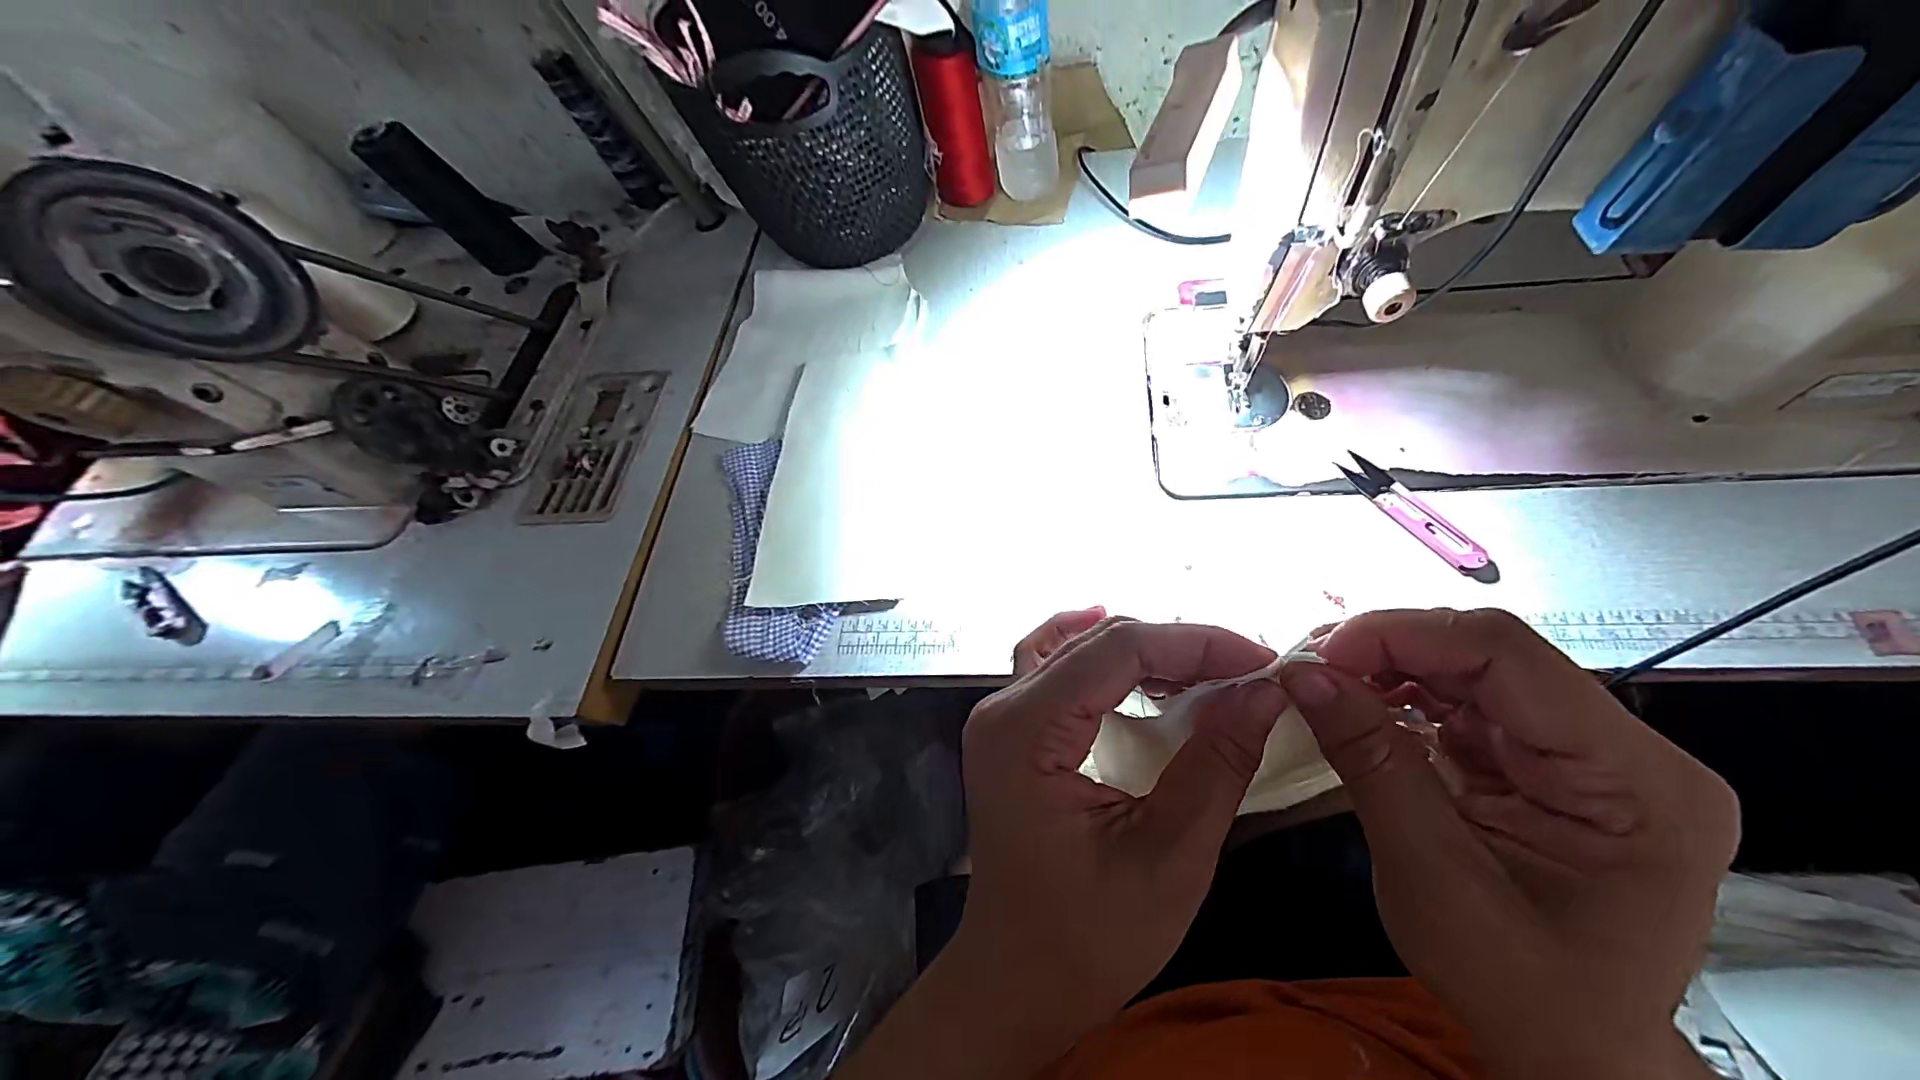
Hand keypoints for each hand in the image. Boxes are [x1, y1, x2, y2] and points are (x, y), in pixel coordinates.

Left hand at [839, 611, 1289, 1079]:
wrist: (1017, 978)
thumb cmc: (1087, 937)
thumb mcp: (1168, 858)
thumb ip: (1216, 766)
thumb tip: (1266, 693)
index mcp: (1025, 730)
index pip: (1118, 649)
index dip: (1196, 643)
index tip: (1264, 662)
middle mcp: (1003, 707)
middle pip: (1099, 642)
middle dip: (1180, 647)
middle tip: (1252, 671)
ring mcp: (1002, 716)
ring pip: (1081, 649)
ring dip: (1150, 652)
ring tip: (1216, 671)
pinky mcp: (1015, 732)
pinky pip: (1060, 669)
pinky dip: (1107, 659)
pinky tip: (1141, 659)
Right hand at [1277, 609, 1737, 1079]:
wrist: (1567, 1047)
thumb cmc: (1519, 988)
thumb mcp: (1431, 877)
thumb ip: (1371, 762)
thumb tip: (1302, 675)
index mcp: (1638, 783)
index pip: (1510, 657)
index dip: (1403, 637)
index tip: (1317, 655)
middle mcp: (1626, 751)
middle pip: (1488, 656)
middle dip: (1385, 649)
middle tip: (1304, 667)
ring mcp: (1584, 751)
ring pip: (1467, 668)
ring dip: (1385, 668)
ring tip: (1320, 683)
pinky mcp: (1542, 758)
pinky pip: (1460, 700)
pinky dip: (1397, 696)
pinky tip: (1357, 706)